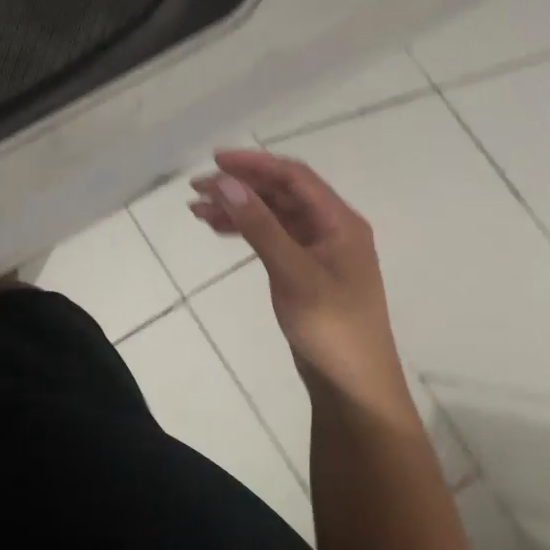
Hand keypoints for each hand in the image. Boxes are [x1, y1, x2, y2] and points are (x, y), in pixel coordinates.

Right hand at [191, 150, 413, 415]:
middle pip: (280, 192)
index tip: (214, 162)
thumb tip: (225, 182)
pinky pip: (270, 235)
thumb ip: (260, 226)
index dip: (254, 164)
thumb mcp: (293, 273)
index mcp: (340, 223)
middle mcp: (331, 229)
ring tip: (196, 209)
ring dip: (237, 206)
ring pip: (271, 213)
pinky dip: (244, 228)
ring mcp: (317, 250)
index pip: (294, 177)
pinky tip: (217, 229)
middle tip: (197, 188)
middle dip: (239, 185)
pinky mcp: (303, 269)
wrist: (353, 388)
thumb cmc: (331, 328)